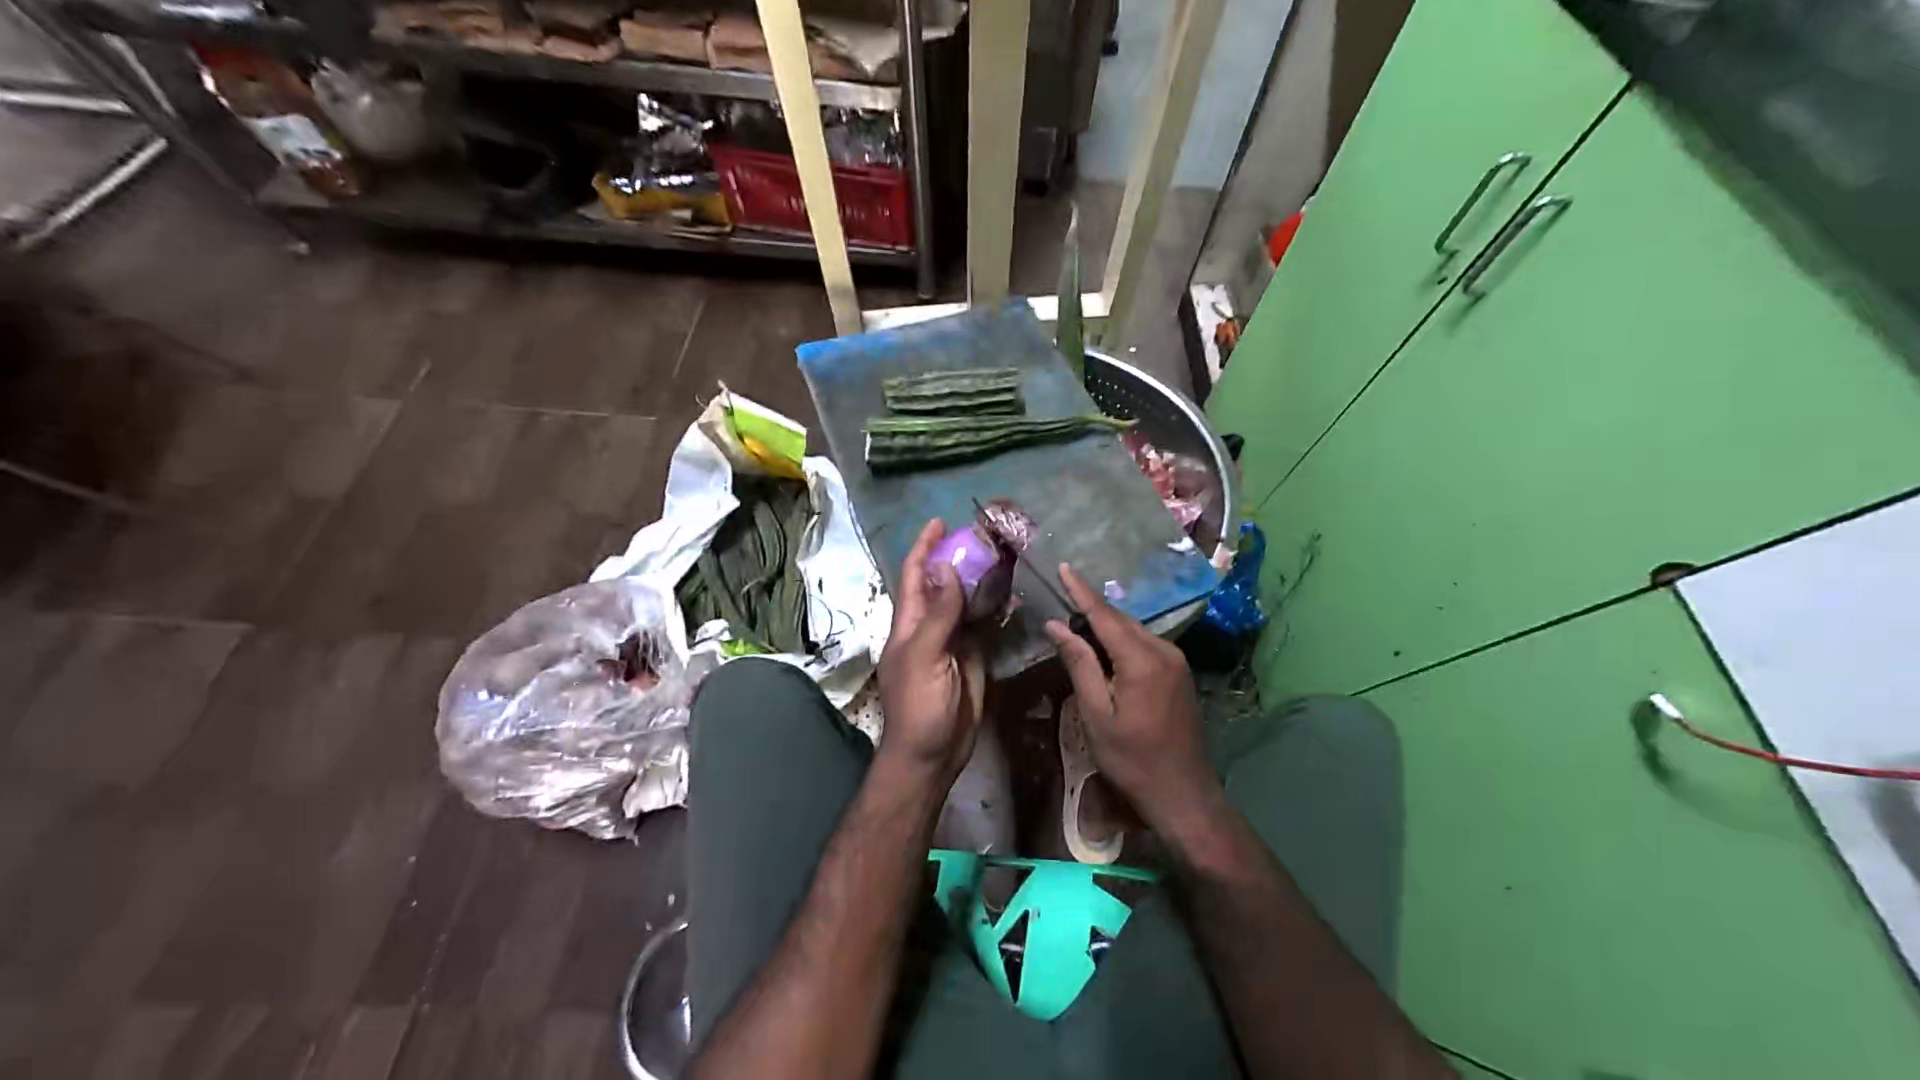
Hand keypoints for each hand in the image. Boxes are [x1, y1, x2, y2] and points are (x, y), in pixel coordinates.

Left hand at [876, 518, 982, 781]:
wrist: (933, 753)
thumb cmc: (919, 706)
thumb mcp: (924, 657)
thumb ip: (938, 614)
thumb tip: (945, 567)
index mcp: (910, 622)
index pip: (915, 574)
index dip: (925, 547)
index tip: (940, 522)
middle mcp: (931, 625)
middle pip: (944, 582)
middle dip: (959, 556)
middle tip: (986, 534)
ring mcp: (953, 640)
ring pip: (967, 601)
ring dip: (981, 578)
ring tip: (1004, 554)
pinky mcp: (973, 656)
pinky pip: (984, 624)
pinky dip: (996, 606)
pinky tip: (1012, 591)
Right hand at [1045, 563, 1218, 829]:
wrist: (1184, 795)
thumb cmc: (1132, 760)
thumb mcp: (1096, 715)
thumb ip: (1079, 665)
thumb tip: (1056, 625)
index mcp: (1142, 660)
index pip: (1105, 615)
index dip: (1081, 591)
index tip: (1063, 566)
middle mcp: (1165, 652)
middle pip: (1121, 620)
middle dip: (1091, 607)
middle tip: (1062, 593)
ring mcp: (1177, 663)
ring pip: (1134, 631)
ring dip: (1106, 625)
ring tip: (1076, 619)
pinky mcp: (1180, 675)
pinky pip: (1145, 645)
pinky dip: (1122, 640)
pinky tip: (1104, 647)